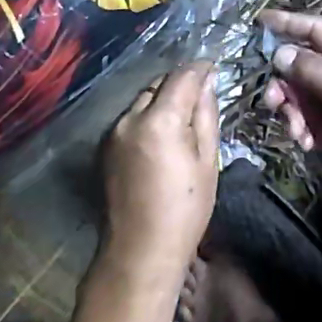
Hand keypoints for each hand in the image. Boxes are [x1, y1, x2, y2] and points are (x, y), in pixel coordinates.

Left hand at [102, 62, 217, 285]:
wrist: (139, 252)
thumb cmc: (185, 210)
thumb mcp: (208, 161)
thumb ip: (206, 115)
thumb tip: (208, 82)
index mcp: (160, 121)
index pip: (182, 76)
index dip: (201, 69)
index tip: (215, 69)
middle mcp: (131, 118)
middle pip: (159, 83)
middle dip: (181, 83)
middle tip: (203, 96)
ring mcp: (114, 132)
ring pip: (144, 99)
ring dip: (163, 99)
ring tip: (185, 118)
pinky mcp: (106, 146)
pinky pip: (132, 117)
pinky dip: (149, 116)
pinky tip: (164, 136)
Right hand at [257, 10, 321, 182]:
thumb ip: (312, 71)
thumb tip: (279, 53)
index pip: (313, 28)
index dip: (286, 23)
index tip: (258, 20)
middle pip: (298, 63)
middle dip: (283, 84)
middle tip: (273, 101)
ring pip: (297, 92)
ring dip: (292, 111)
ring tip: (298, 131)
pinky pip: (305, 115)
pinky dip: (301, 127)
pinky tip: (308, 142)